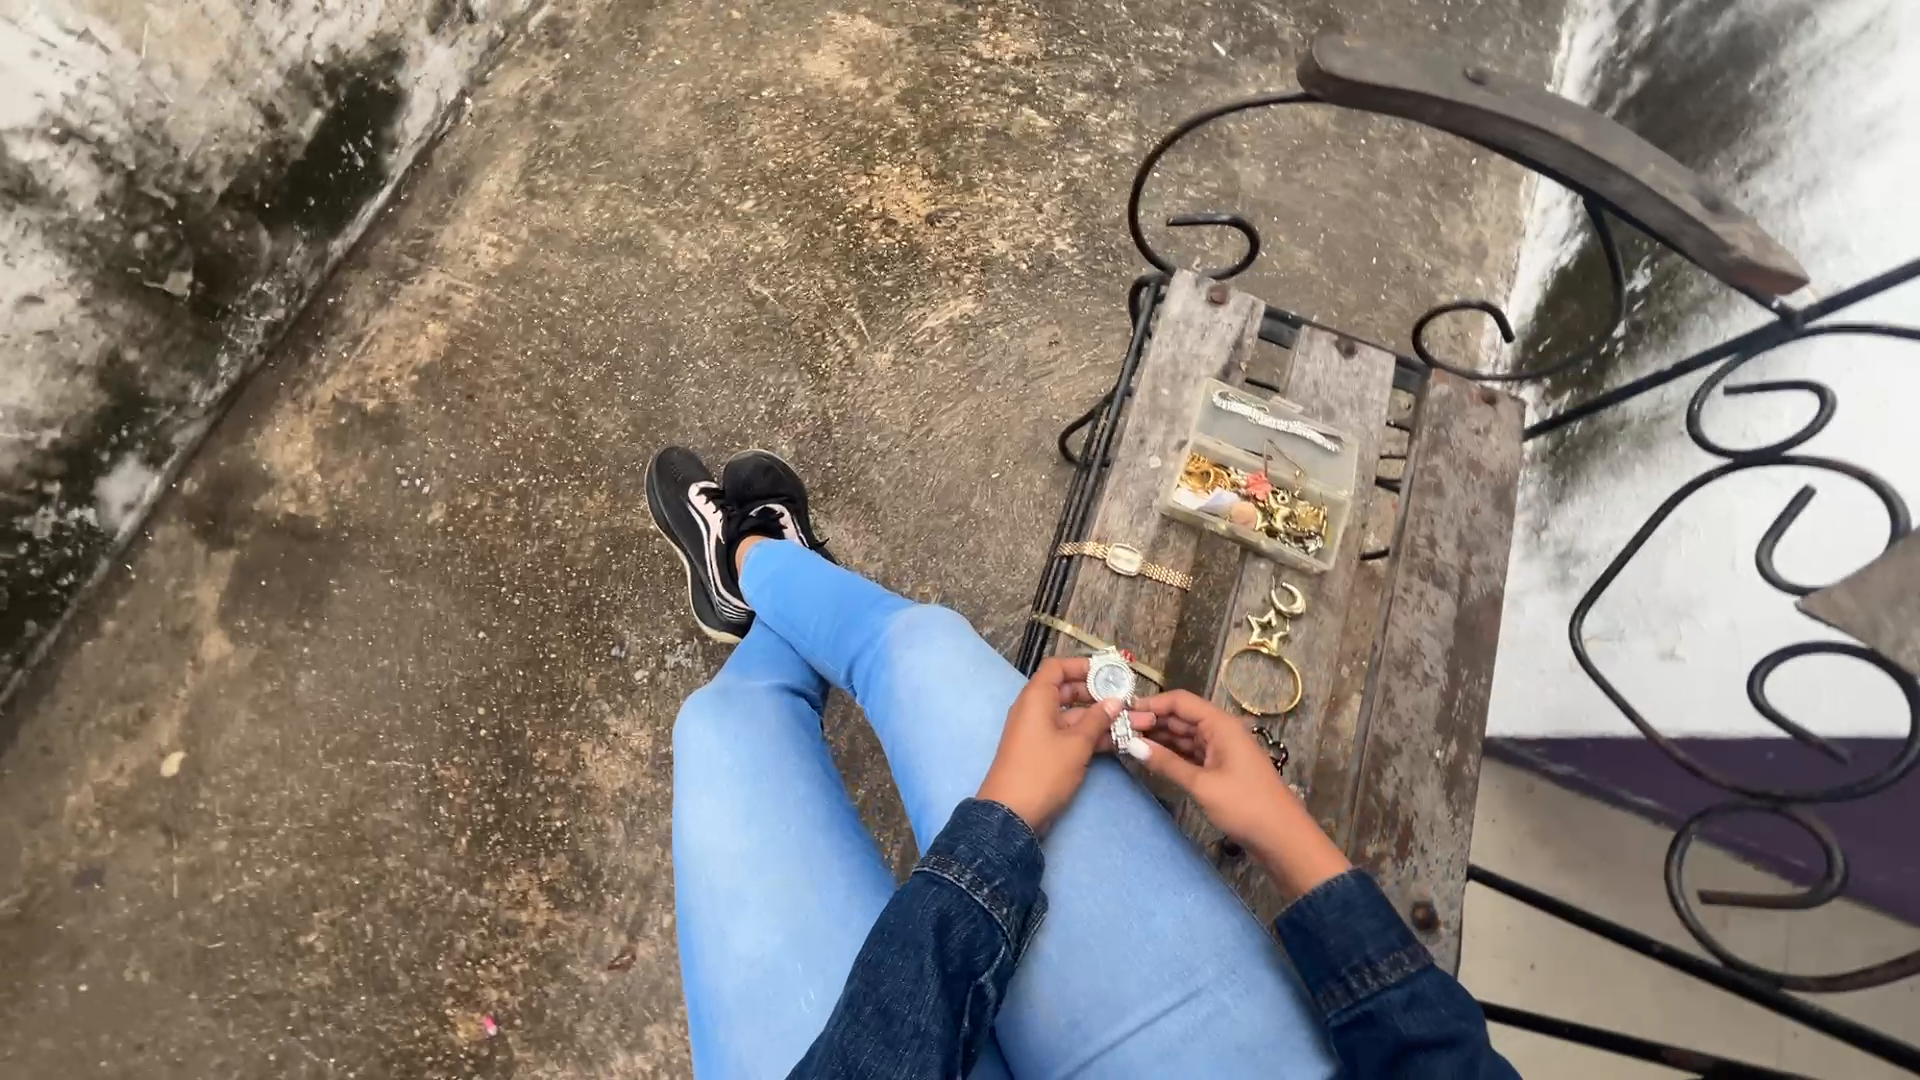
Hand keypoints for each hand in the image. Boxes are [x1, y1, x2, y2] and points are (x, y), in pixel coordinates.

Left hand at [976, 657, 1122, 833]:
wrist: (1011, 815)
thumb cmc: (1042, 771)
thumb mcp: (1075, 744)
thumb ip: (1097, 719)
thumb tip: (1114, 700)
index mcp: (1036, 698)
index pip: (1057, 668)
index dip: (1082, 666)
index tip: (1110, 673)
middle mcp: (1036, 710)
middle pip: (1068, 692)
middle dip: (1100, 695)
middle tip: (1129, 701)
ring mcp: (1040, 732)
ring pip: (1074, 717)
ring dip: (1102, 720)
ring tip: (1137, 723)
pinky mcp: (1046, 753)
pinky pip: (1071, 736)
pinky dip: (1092, 737)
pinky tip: (1120, 741)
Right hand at [1130, 689, 1349, 898]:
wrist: (1284, 839)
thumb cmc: (1246, 806)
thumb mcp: (1201, 784)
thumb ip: (1166, 763)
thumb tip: (1132, 745)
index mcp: (1220, 724)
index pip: (1180, 701)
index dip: (1151, 704)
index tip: (1123, 712)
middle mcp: (1220, 730)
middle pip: (1181, 717)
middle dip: (1152, 721)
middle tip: (1119, 729)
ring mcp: (1221, 749)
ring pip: (1184, 736)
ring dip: (1159, 738)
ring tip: (1128, 742)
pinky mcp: (1220, 768)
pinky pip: (1191, 752)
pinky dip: (1172, 754)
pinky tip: (1151, 758)